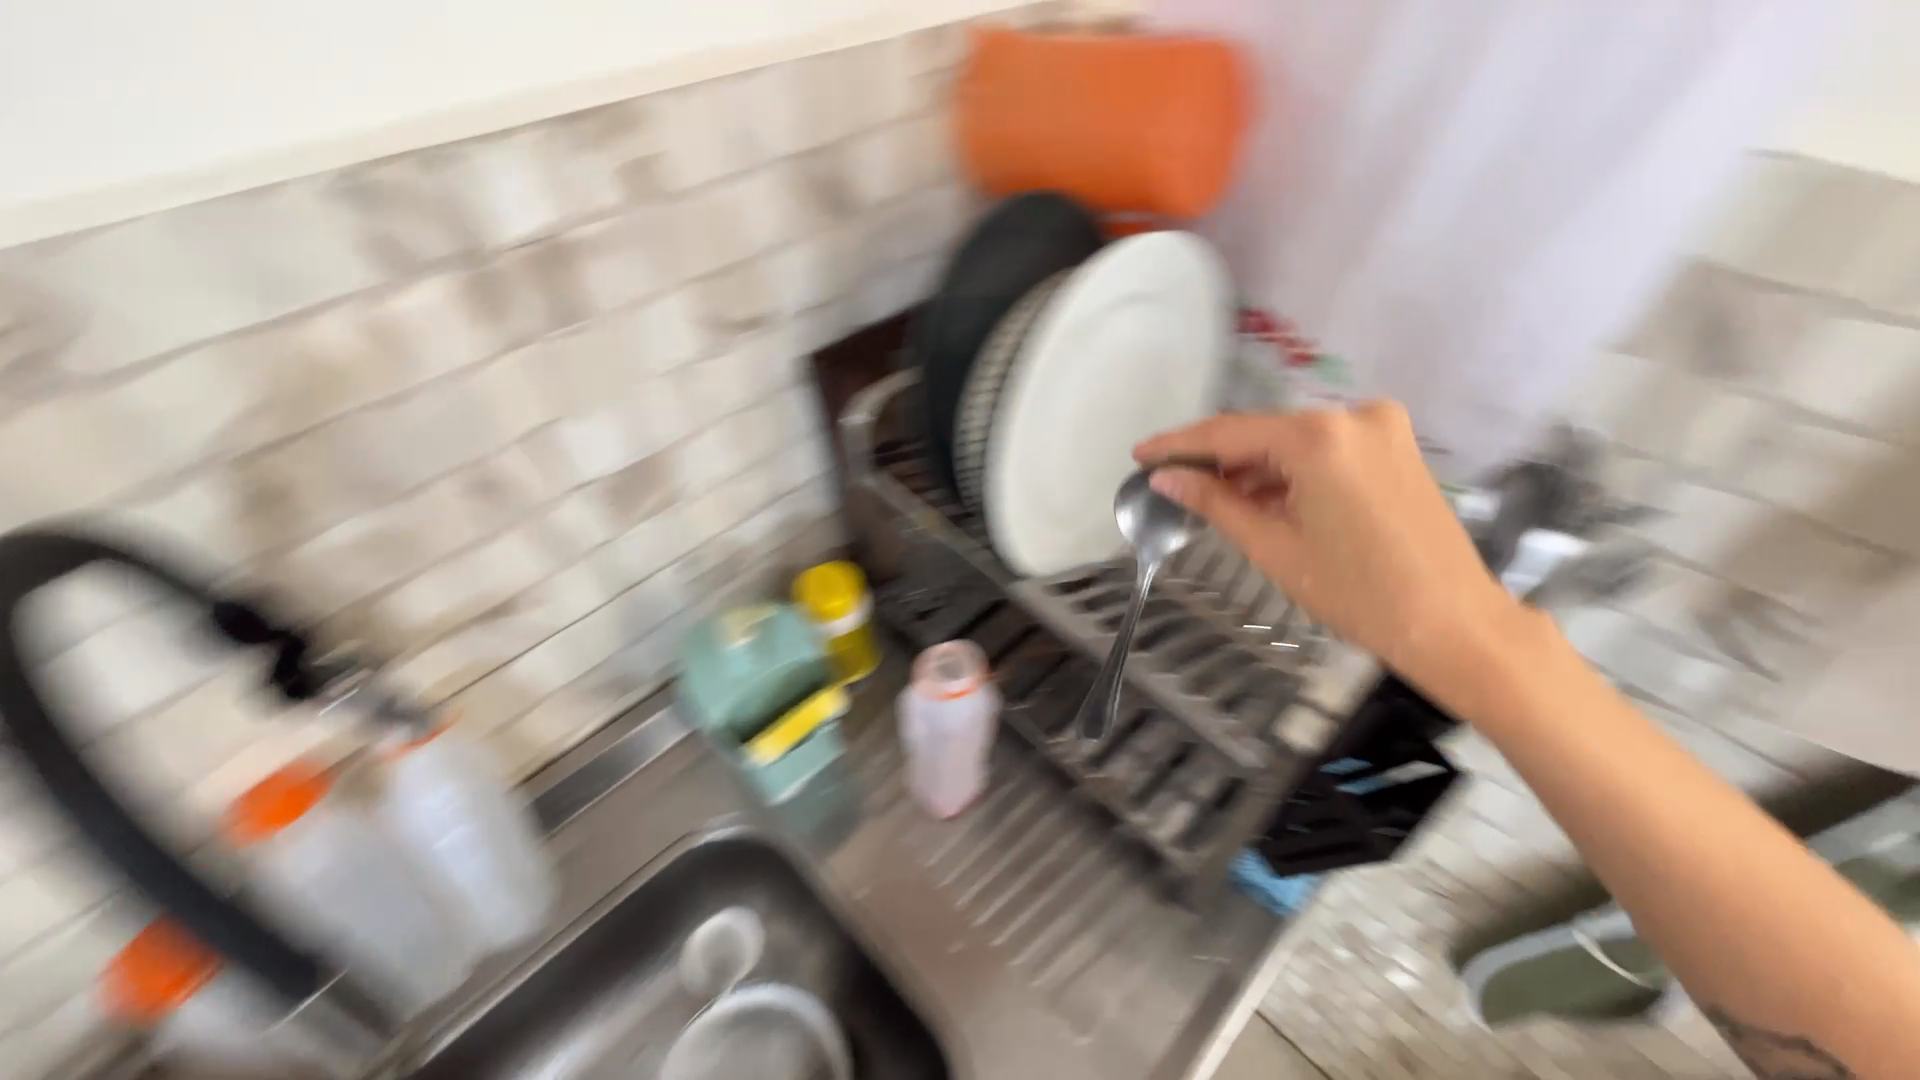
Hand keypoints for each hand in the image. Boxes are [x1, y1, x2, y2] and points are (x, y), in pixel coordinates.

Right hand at [1134, 403, 1525, 686]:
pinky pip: (1325, 451)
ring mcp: (1382, 429)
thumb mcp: (1274, 547)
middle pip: (1264, 433)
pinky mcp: (1396, 448)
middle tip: (1172, 483)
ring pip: (1294, 442)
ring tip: (1213, 499)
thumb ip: (1215, 503)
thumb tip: (1166, 478)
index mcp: (1320, 438)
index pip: (1229, 432)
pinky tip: (1264, 499)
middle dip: (1217, 459)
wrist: (1454, 624)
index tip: (1140, 454)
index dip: (1178, 444)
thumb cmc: (1358, 593)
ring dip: (1254, 468)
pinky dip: (1291, 472)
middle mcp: (1353, 417)